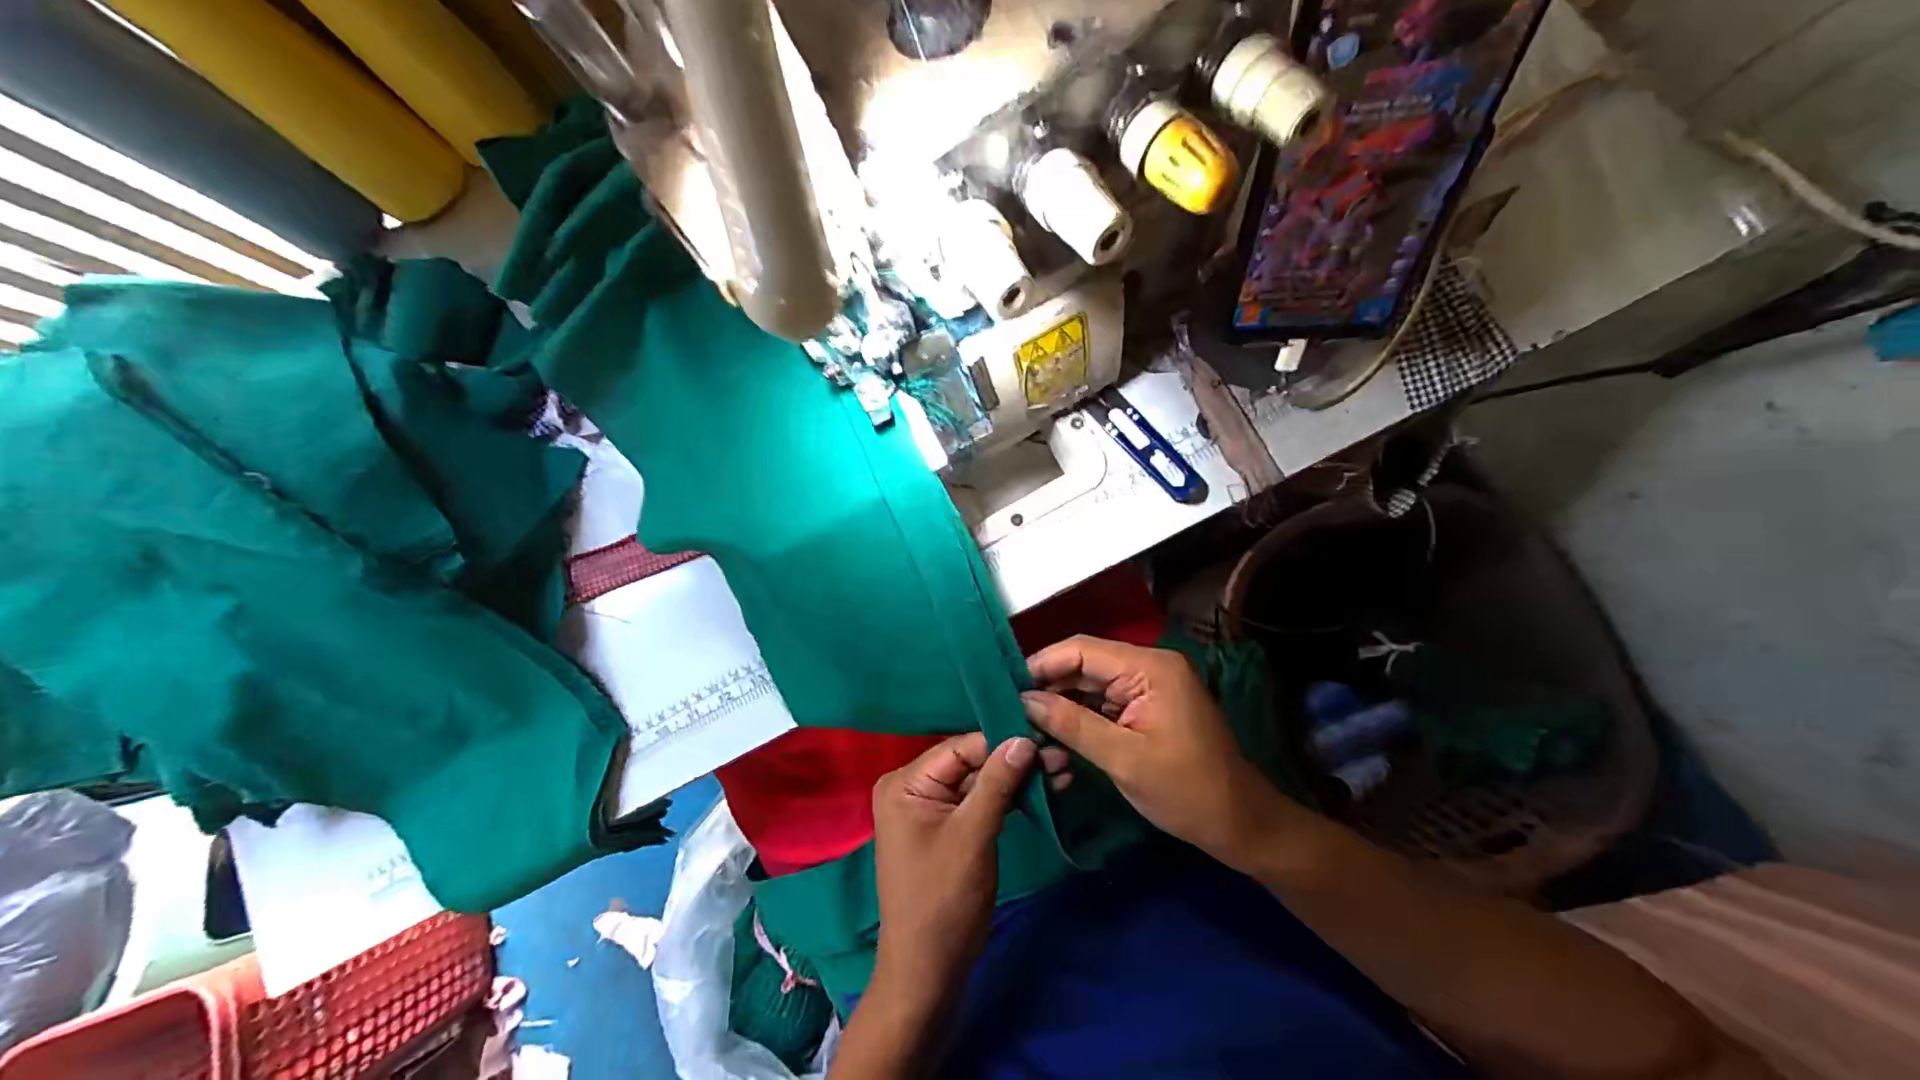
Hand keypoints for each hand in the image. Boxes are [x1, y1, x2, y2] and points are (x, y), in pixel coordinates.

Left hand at [870, 732, 1070, 990]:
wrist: (928, 969)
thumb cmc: (944, 899)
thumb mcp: (973, 835)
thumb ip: (997, 783)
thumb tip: (1024, 738)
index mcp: (905, 783)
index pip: (960, 747)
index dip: (1002, 740)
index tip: (1046, 735)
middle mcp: (913, 788)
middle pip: (971, 762)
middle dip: (1015, 760)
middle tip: (1062, 755)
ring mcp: (930, 809)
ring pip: (980, 783)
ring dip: (1018, 779)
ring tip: (1063, 770)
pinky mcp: (949, 829)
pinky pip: (980, 803)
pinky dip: (1009, 799)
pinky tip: (1043, 791)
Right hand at [1023, 635, 1285, 870]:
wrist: (1240, 824)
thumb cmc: (1186, 791)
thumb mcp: (1123, 759)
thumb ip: (1071, 724)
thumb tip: (1024, 700)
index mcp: (1150, 667)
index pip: (1081, 650)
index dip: (1040, 665)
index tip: (1005, 688)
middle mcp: (1148, 667)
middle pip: (1083, 666)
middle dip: (1047, 689)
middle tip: (1010, 714)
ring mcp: (1148, 687)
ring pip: (1088, 686)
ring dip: (1060, 708)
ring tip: (1026, 729)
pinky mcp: (1146, 708)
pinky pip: (1102, 704)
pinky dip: (1079, 720)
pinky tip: (1054, 740)